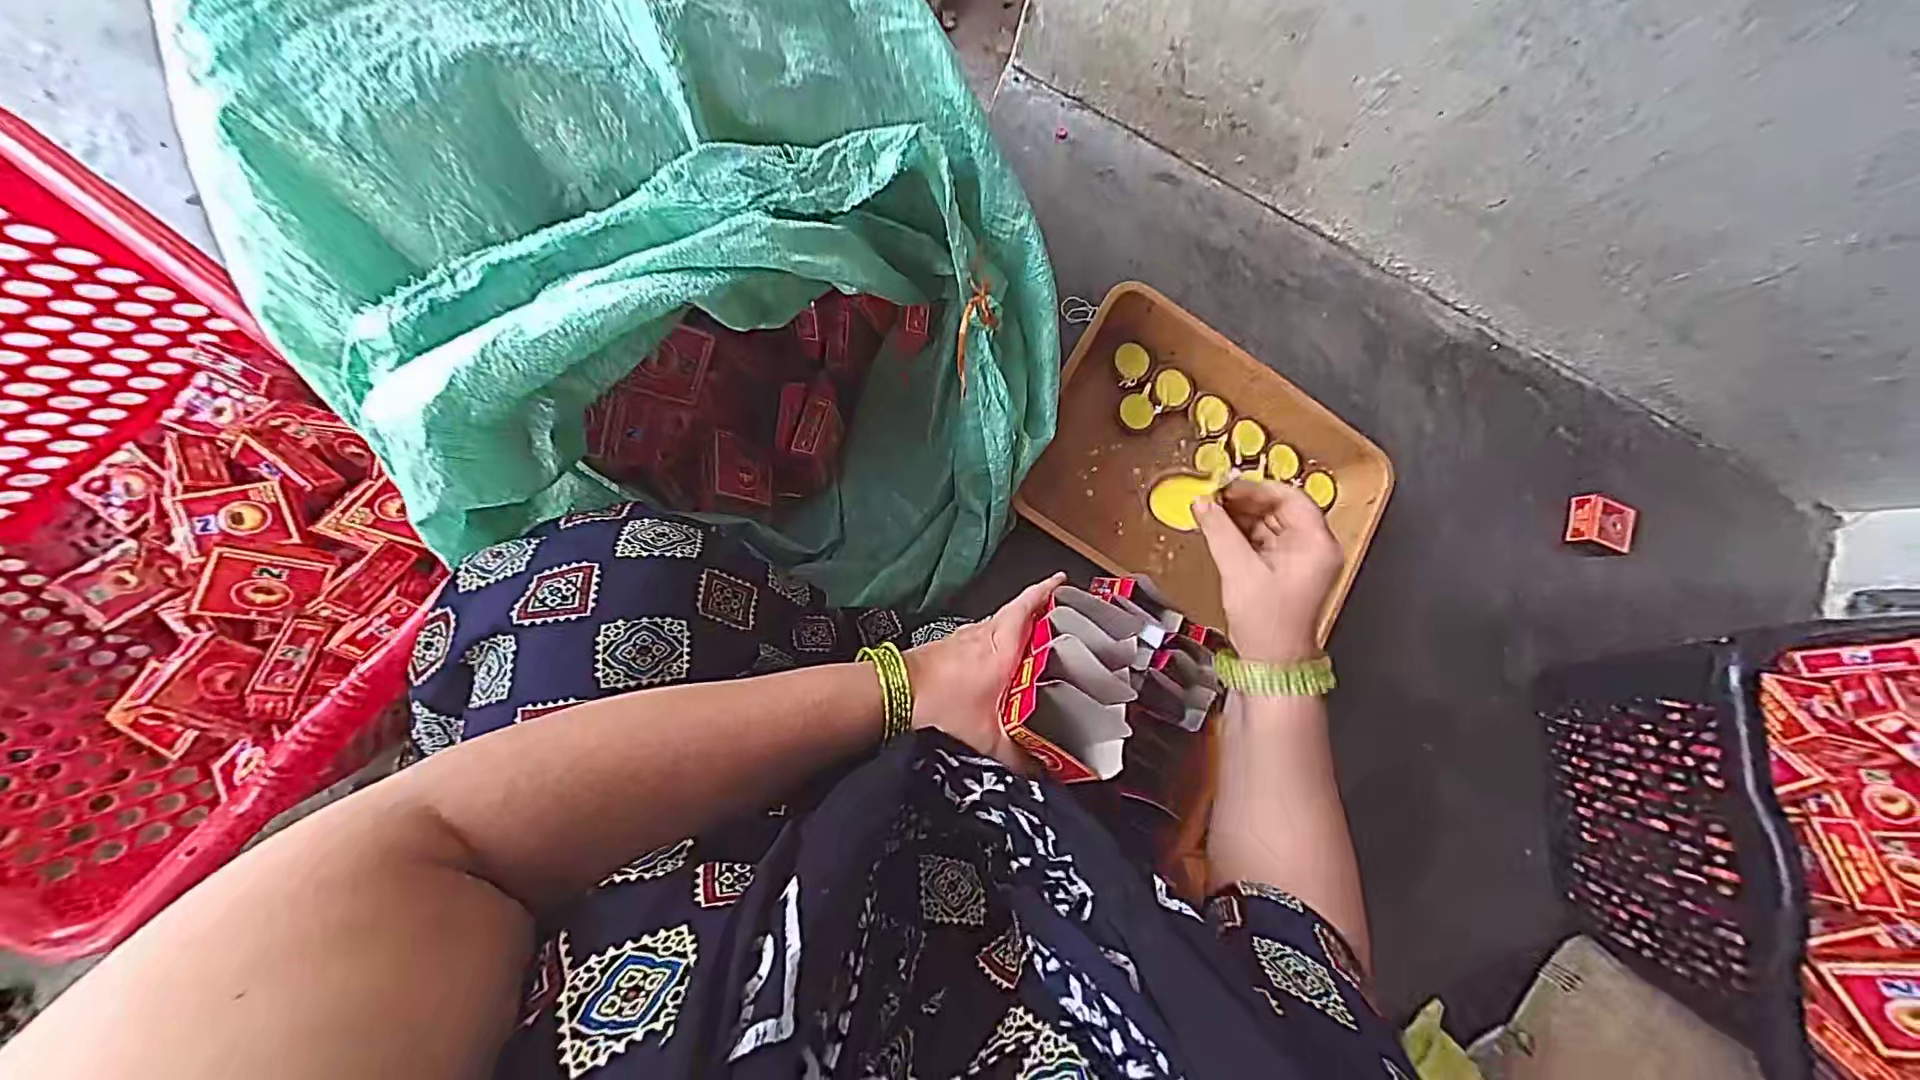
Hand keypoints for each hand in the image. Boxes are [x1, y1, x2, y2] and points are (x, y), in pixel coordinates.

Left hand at [902, 573, 1064, 770]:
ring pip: (1000, 620)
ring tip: (1036, 632)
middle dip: (1039, 604)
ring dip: (1018, 620)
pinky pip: (984, 632)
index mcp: (1002, 645)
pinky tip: (1001, 655)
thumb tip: (1040, 771)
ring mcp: (967, 635)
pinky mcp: (953, 643)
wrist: (899, 691)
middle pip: (1017, 608)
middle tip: (1058, 608)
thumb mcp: (986, 735)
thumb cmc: (941, 703)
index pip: (1028, 605)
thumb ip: (1017, 756)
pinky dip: (999, 635)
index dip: (1046, 590)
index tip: (1061, 581)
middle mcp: (986, 633)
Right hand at [1192, 480, 1342, 662]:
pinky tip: (1219, 528)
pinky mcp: (1282, 569)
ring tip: (1211, 510)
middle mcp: (1312, 548)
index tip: (1227, 486)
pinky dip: (1239, 532)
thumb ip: (1219, 531)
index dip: (1256, 488)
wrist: (1271, 661)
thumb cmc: (1268, 624)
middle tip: (1214, 496)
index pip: (1290, 497)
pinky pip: (1261, 539)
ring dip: (1239, 515)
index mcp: (1316, 545)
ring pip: (1268, 522)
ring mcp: (1297, 559)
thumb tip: (1203, 503)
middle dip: (1245, 501)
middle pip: (1279, 508)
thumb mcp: (1239, 570)